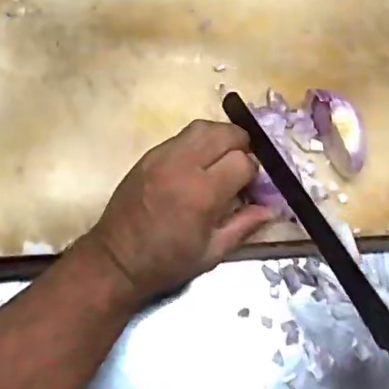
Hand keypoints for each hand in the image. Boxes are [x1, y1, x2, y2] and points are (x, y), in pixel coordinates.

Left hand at [77, 120, 276, 303]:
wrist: (117, 258)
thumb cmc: (167, 262)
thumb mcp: (212, 252)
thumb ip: (244, 225)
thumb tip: (272, 207)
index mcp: (201, 193)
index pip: (241, 161)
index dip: (253, 172)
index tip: (252, 186)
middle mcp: (182, 165)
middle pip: (224, 133)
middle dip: (241, 145)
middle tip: (244, 163)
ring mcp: (162, 155)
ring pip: (201, 127)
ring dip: (220, 136)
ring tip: (225, 156)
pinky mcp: (149, 154)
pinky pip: (181, 136)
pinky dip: (198, 141)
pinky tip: (200, 161)